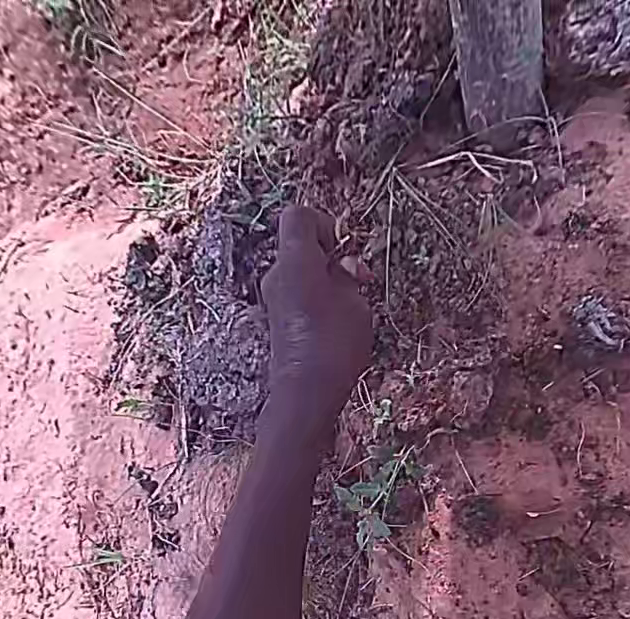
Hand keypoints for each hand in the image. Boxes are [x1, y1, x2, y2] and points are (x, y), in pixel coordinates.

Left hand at [259, 206, 372, 432]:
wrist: (306, 393)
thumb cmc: (334, 343)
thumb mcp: (355, 304)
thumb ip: (348, 278)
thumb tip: (342, 268)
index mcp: (294, 260)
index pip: (299, 215)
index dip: (325, 224)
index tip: (344, 249)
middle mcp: (276, 275)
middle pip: (300, 248)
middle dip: (330, 259)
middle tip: (356, 282)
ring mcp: (273, 301)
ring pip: (301, 276)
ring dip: (326, 284)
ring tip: (350, 310)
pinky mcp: (277, 324)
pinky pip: (298, 300)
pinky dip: (316, 304)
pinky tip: (336, 328)